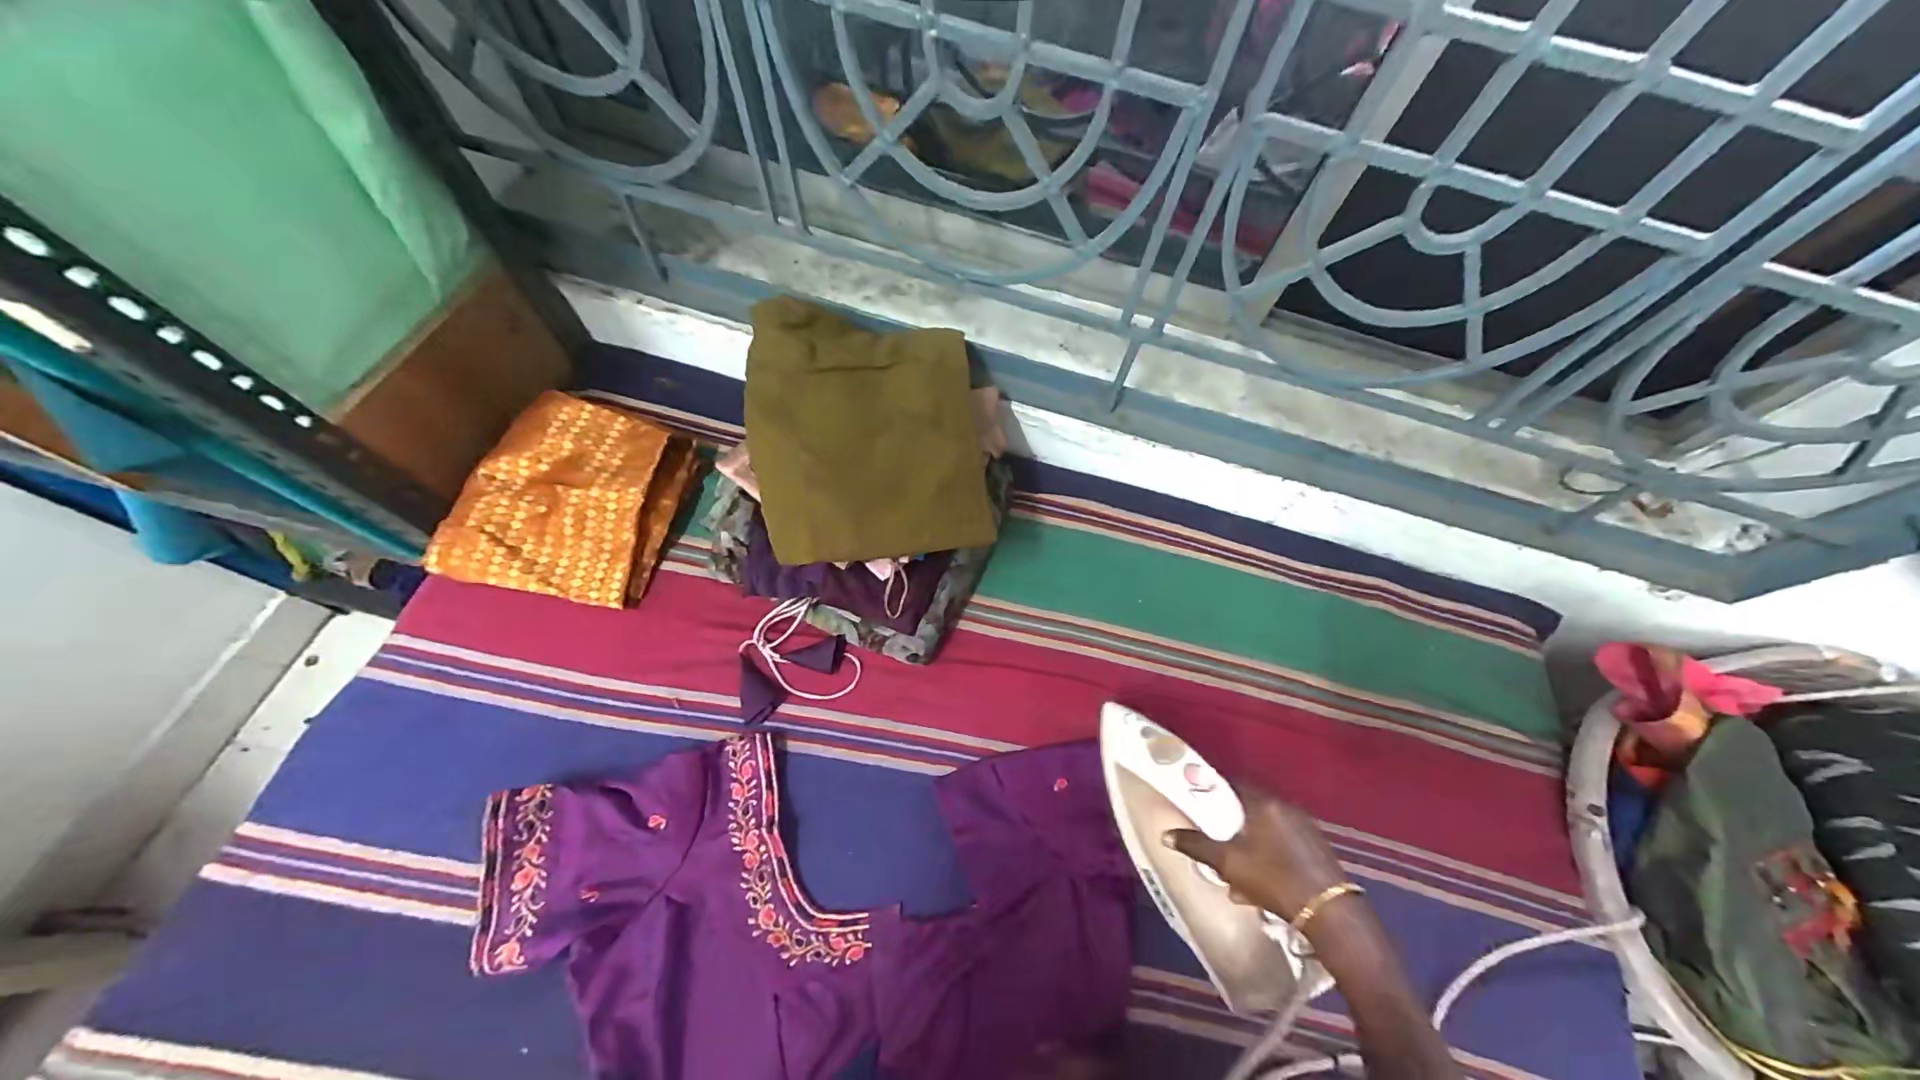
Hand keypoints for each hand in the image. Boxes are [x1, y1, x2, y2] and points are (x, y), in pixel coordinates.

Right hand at [1163, 784, 1346, 920]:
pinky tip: (1261, 888)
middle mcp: (1287, 808)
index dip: (1212, 795)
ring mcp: (1306, 829)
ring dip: (1248, 850)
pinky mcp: (1317, 850)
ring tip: (1237, 881)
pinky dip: (1268, 859)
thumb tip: (1166, 834)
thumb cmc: (1273, 879)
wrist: (1331, 914)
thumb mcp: (1228, 863)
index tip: (1199, 811)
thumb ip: (1195, 845)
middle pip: (1247, 811)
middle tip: (1217, 852)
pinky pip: (1282, 846)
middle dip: (1229, 831)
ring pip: (1265, 832)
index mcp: (1264, 803)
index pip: (1231, 784)